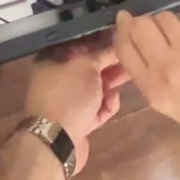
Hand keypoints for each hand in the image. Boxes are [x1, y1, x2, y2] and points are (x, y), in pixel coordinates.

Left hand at [24, 38, 128, 169]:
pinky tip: (113, 101)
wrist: (56, 140)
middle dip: (108, 64)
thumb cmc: (69, 95)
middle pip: (86, 68)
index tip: (116, 39)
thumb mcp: (87, 66)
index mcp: (50, 61)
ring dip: (110, 84)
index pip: (76, 45)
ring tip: (129, 77)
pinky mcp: (75, 122)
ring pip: (92, 89)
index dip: (97, 41)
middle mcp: (55, 80)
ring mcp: (65, 103)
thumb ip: (102, 54)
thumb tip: (114, 46)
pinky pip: (94, 109)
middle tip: (128, 59)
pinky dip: (104, 105)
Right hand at [113, 10, 179, 143]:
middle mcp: (169, 66)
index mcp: (157, 91)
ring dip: (165, 22)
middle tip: (140, 19)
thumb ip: (157, 83)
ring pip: (164, 18)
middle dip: (137, 21)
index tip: (123, 25)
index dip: (122, 34)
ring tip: (175, 31)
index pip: (125, 52)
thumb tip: (146, 54)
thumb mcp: (178, 110)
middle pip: (140, 28)